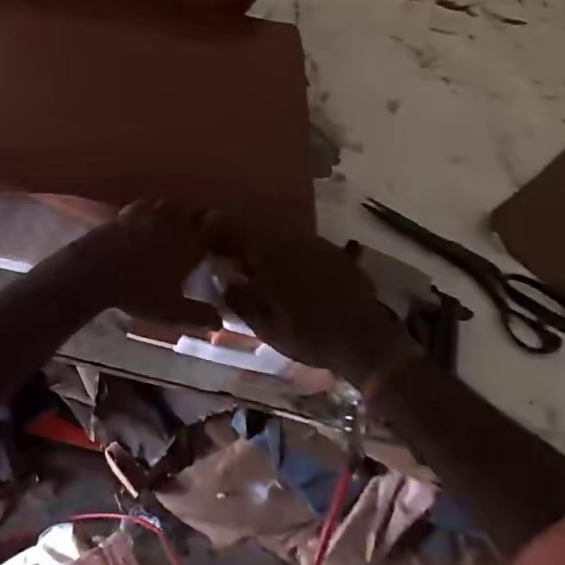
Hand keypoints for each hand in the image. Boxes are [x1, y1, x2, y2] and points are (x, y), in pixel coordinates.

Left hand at [48, 200, 219, 328]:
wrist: (94, 271)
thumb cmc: (138, 291)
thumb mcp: (172, 311)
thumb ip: (199, 315)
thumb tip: (219, 322)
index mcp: (192, 240)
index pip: (218, 223)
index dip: (223, 231)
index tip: (221, 244)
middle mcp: (175, 220)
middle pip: (196, 212)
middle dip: (200, 225)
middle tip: (196, 243)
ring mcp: (149, 212)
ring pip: (172, 205)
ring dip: (176, 216)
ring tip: (172, 233)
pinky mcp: (127, 211)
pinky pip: (147, 206)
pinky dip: (151, 213)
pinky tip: (145, 226)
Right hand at [207, 215, 419, 384]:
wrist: (364, 340)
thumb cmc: (306, 333)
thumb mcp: (263, 323)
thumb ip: (240, 299)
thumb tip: (226, 282)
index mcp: (269, 252)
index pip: (235, 230)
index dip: (216, 227)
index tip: (201, 224)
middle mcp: (294, 240)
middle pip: (260, 231)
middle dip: (242, 238)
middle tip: (229, 250)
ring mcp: (321, 247)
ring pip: (286, 239)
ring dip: (270, 246)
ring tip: (260, 262)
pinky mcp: (341, 259)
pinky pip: (309, 251)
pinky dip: (296, 258)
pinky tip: (298, 272)